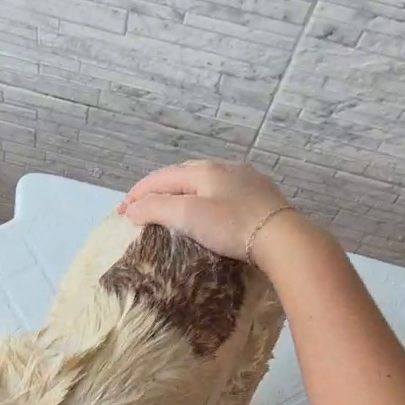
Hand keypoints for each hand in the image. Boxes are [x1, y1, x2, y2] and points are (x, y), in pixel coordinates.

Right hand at [118, 161, 305, 263]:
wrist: (282, 237)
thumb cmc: (231, 226)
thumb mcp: (188, 216)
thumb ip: (157, 209)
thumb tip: (132, 210)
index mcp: (204, 169)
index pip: (161, 176)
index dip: (139, 193)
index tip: (122, 211)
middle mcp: (225, 166)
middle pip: (182, 175)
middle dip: (159, 190)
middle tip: (143, 208)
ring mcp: (246, 179)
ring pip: (204, 182)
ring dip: (182, 193)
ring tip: (170, 208)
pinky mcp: (261, 196)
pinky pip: (223, 192)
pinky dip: (204, 199)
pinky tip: (207, 210)